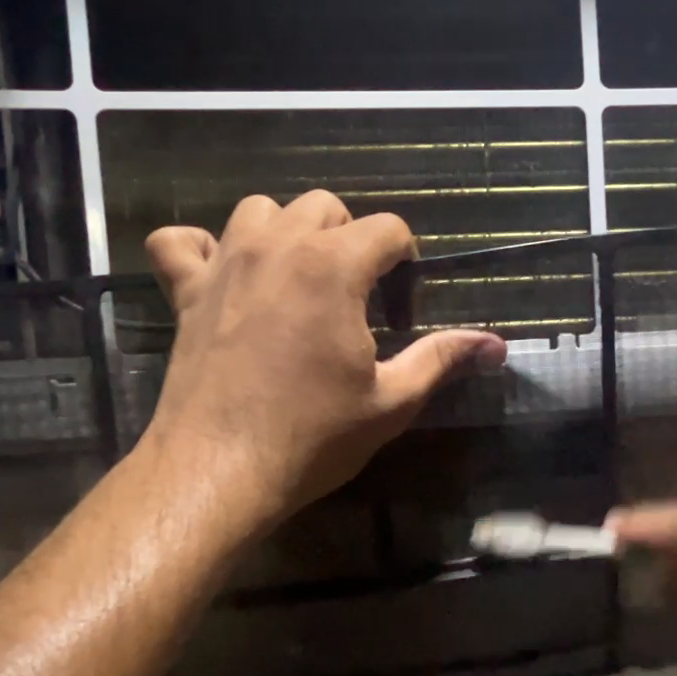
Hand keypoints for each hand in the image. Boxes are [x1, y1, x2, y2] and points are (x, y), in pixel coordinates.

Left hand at [141, 191, 507, 524]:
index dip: (405, 263)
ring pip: (259, 210)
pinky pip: (180, 242)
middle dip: (350, 241)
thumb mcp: (391, 401)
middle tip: (355, 299)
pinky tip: (223, 276)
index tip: (400, 311)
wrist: (221, 468)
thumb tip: (497, 345)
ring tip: (298, 282)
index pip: (388, 228)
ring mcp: (225, 264)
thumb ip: (442, 359)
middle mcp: (278, 246)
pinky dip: (201, 248)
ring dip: (286, 233)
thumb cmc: (314, 436)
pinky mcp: (185, 291)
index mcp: (334, 266)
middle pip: (325, 207)